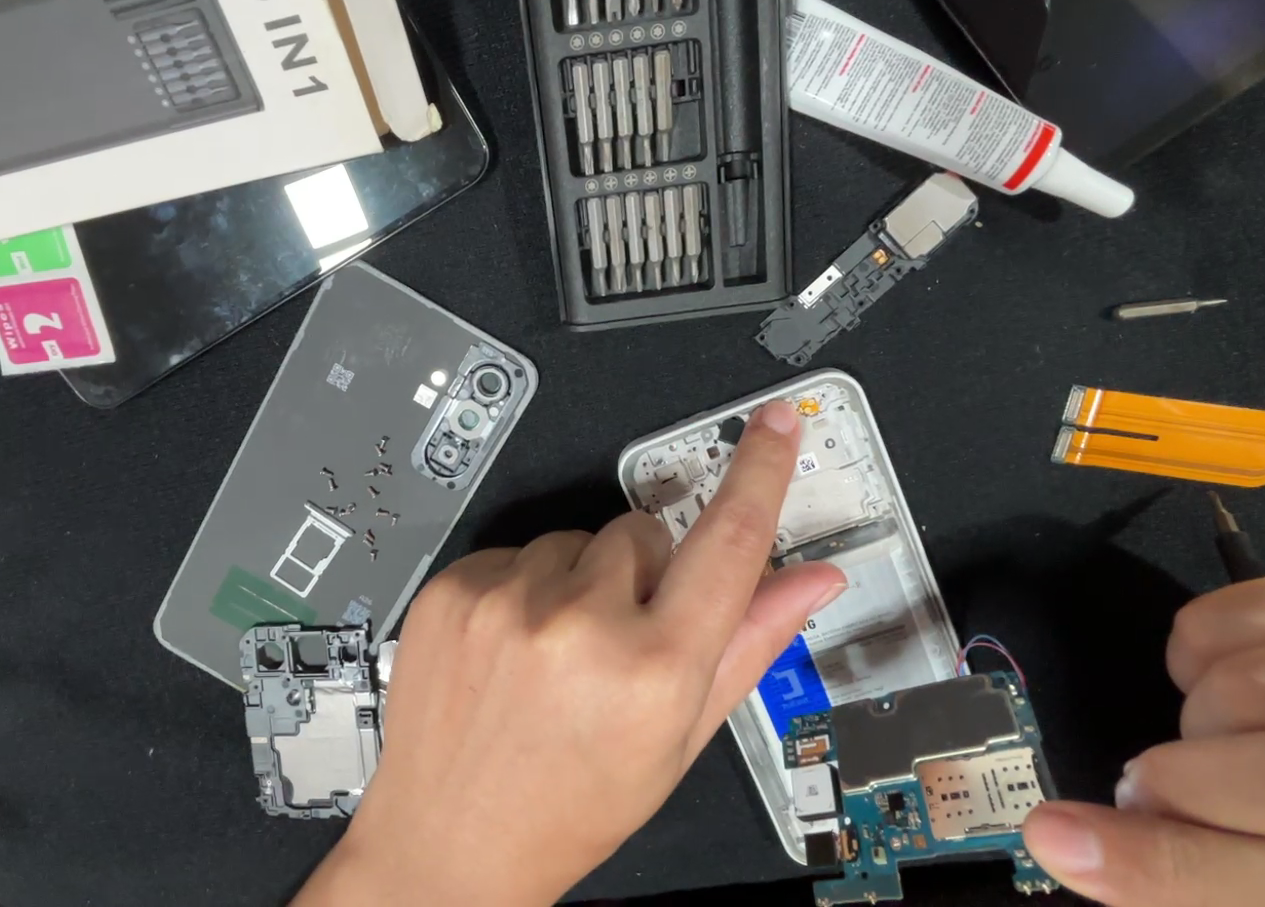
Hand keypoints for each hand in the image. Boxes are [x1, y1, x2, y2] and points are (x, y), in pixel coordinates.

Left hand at [293, 402, 847, 906]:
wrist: (452, 840)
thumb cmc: (574, 802)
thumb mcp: (679, 738)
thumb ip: (749, 643)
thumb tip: (811, 581)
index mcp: (651, 669)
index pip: (728, 543)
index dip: (760, 472)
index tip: (774, 424)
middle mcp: (577, 624)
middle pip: (640, 531)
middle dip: (642, 572)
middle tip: (619, 639)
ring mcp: (506, 600)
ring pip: (576, 538)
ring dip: (579, 579)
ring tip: (560, 649)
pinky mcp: (455, 586)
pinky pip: (517, 549)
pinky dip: (526, 584)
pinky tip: (517, 641)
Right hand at [1024, 572, 1264, 904]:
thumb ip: (1227, 882)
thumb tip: (1067, 841)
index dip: (1180, 867)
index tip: (1056, 841)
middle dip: (1193, 785)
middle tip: (1141, 795)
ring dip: (1199, 723)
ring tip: (1220, 755)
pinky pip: (1239, 612)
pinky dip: (1192, 653)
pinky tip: (1228, 688)